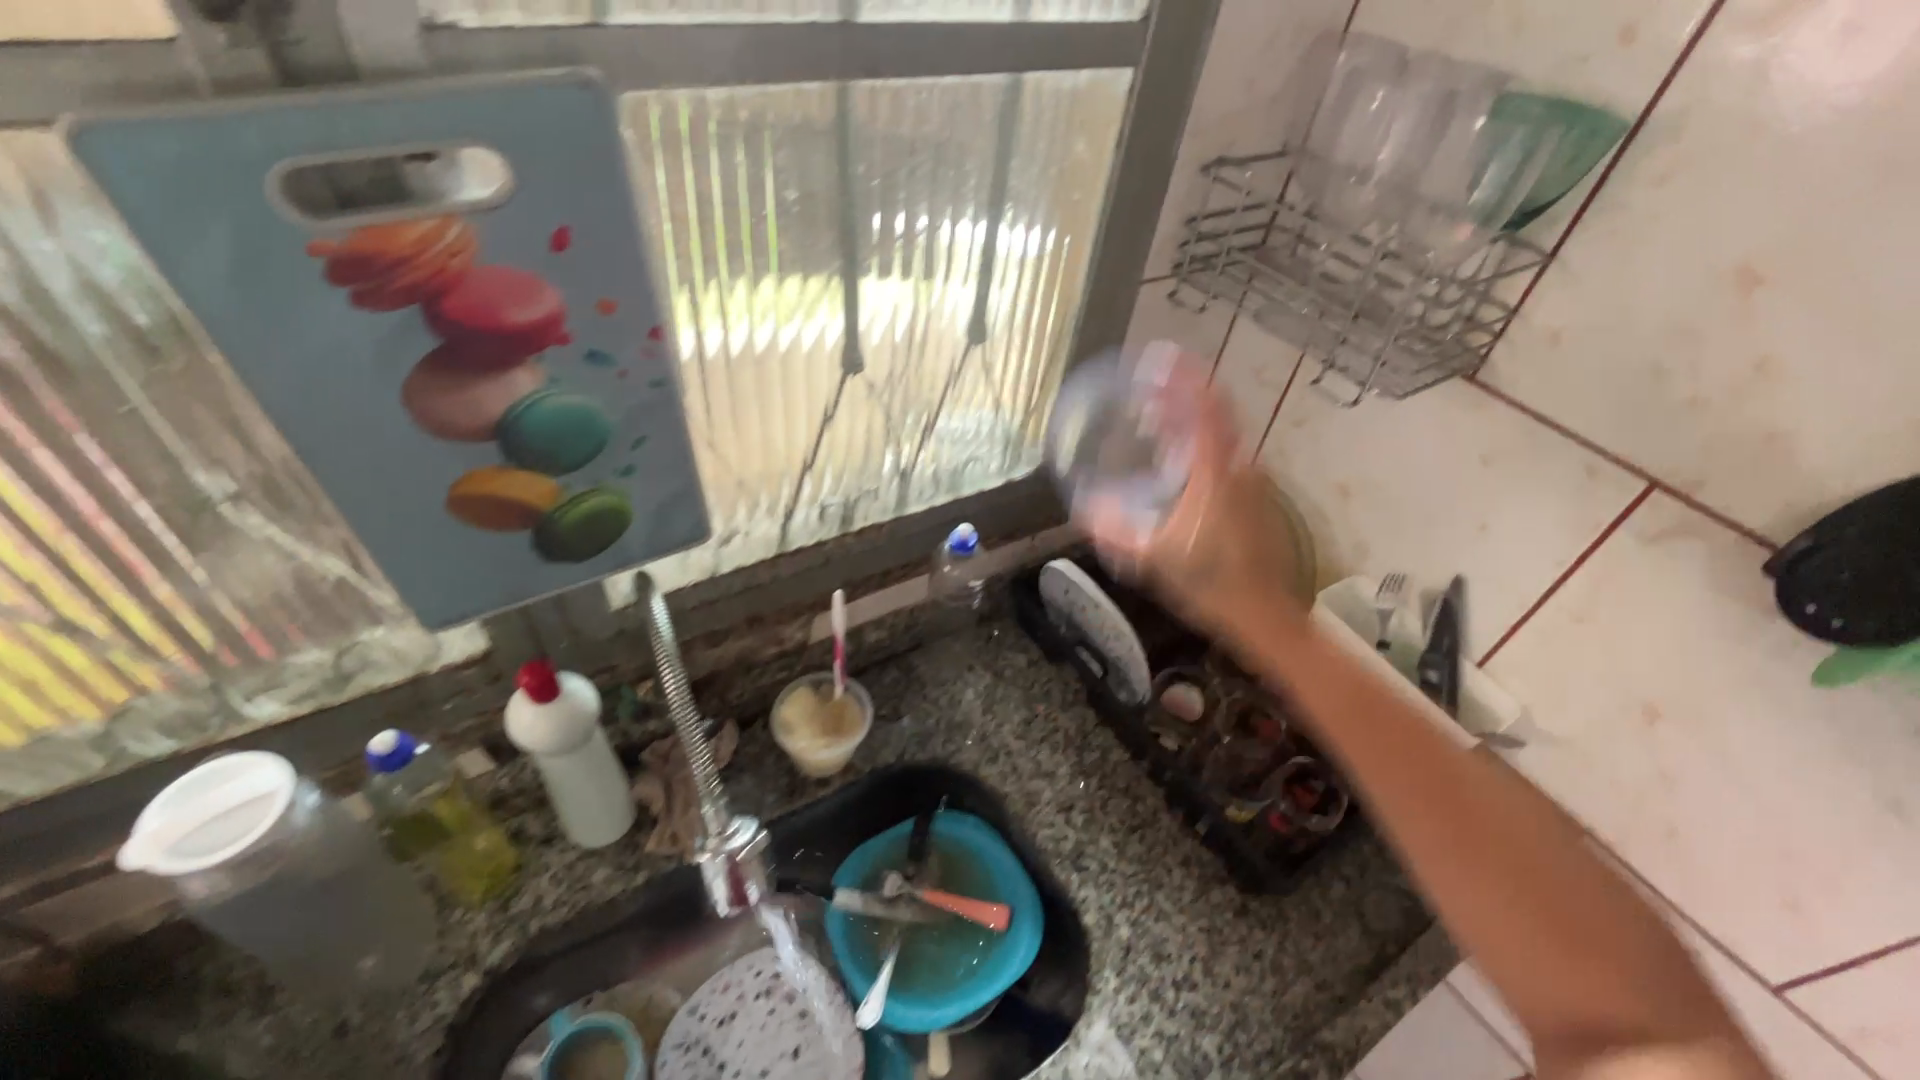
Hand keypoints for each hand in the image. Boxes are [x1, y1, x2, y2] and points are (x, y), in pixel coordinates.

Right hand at [1077, 370, 1308, 645]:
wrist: (1261, 612)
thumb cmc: (1209, 583)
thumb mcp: (1154, 558)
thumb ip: (1117, 531)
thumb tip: (1084, 510)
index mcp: (1215, 473)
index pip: (1204, 409)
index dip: (1184, 377)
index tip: (1161, 356)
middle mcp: (1237, 467)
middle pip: (1214, 413)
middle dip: (1182, 392)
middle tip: (1150, 383)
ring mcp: (1250, 481)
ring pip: (1220, 434)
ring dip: (1191, 418)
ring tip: (1157, 415)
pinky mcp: (1252, 497)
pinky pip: (1223, 454)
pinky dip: (1200, 442)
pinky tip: (1177, 460)